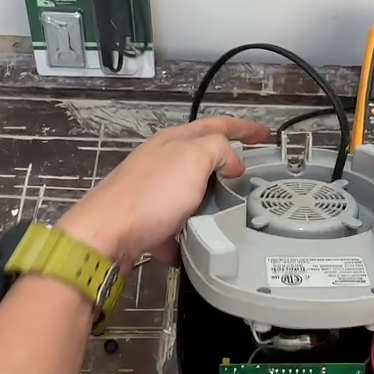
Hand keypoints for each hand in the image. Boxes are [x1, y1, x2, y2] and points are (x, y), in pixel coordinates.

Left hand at [57, 115, 271, 265]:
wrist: (106, 236)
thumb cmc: (152, 194)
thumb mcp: (193, 159)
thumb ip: (219, 150)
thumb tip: (232, 163)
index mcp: (174, 141)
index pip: (217, 126)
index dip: (245, 128)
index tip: (267, 134)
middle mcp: (161, 162)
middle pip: (202, 158)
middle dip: (228, 166)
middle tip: (252, 177)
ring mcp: (152, 192)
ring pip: (191, 194)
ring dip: (211, 204)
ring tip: (232, 218)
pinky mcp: (146, 222)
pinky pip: (176, 227)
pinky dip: (190, 235)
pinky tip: (199, 247)